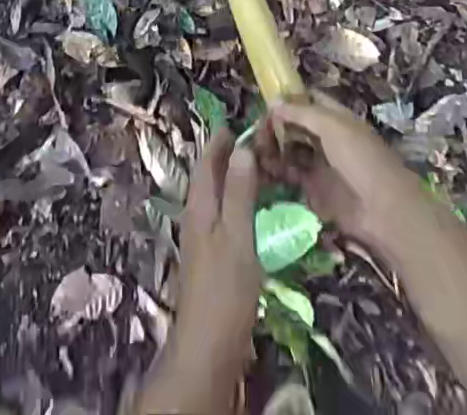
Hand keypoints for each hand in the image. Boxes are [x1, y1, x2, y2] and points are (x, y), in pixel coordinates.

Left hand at [137, 128, 259, 412]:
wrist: (210, 345)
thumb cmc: (225, 287)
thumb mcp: (237, 234)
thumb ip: (239, 192)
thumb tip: (242, 148)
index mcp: (200, 206)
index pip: (207, 161)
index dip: (221, 140)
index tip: (244, 122)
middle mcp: (199, 216)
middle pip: (212, 176)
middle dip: (231, 156)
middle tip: (262, 142)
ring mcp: (206, 237)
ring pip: (221, 195)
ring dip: (239, 178)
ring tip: (267, 167)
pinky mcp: (216, 255)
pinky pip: (229, 214)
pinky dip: (244, 201)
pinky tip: (262, 207)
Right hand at [268, 94, 430, 253]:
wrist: (383, 211)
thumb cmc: (361, 159)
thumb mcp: (333, 127)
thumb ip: (302, 113)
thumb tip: (274, 102)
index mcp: (336, 118)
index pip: (308, 101)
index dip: (287, 101)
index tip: (264, 106)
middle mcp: (327, 138)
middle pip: (295, 126)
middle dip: (275, 127)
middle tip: (255, 134)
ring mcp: (321, 165)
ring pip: (290, 151)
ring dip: (272, 149)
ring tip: (253, 152)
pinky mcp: (315, 190)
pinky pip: (291, 176)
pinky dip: (276, 171)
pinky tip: (260, 170)